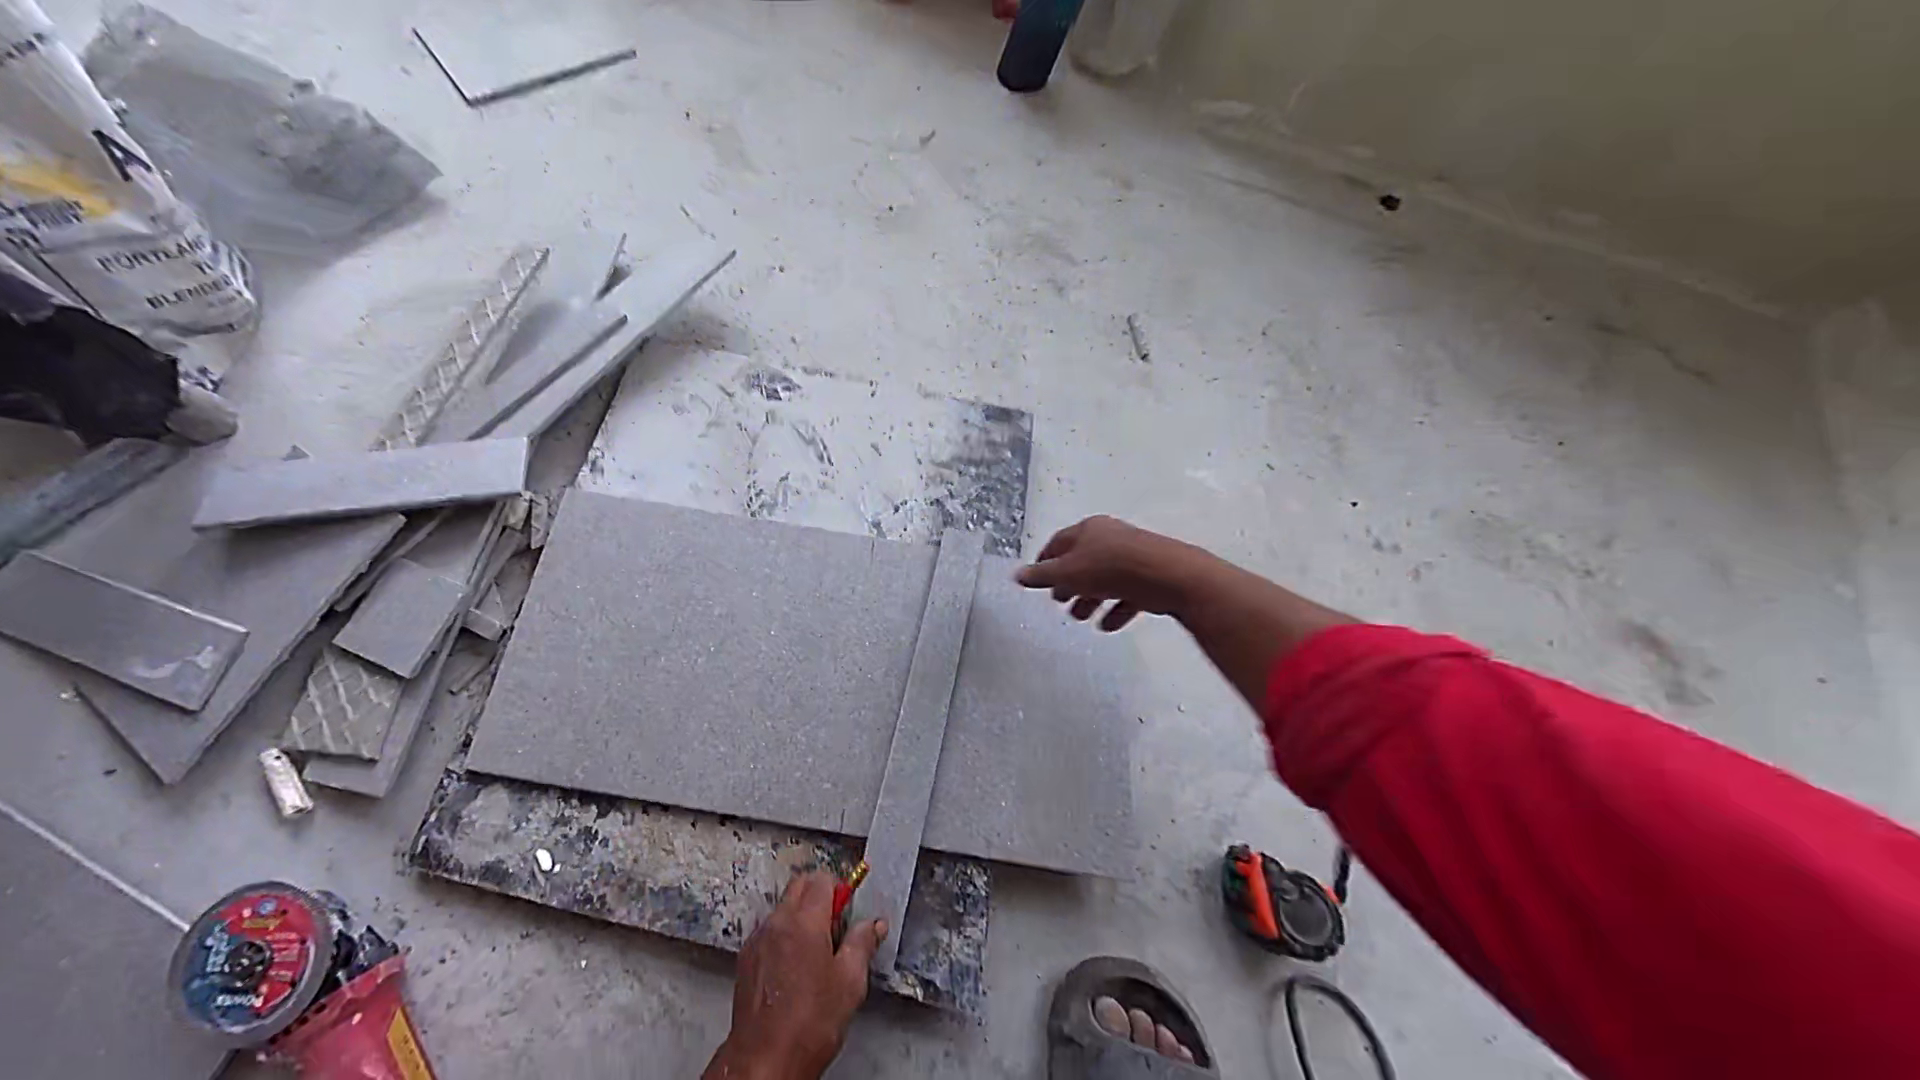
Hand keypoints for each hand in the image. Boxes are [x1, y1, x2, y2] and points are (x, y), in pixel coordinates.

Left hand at [703, 873, 887, 1079]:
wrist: (764, 1062)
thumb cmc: (808, 1024)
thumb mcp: (850, 982)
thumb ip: (863, 943)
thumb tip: (874, 925)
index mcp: (804, 922)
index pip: (822, 880)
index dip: (840, 890)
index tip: (849, 911)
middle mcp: (777, 923)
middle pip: (800, 885)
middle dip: (820, 895)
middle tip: (836, 927)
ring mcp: (758, 940)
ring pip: (784, 907)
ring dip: (801, 915)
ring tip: (817, 952)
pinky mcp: (747, 959)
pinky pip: (770, 930)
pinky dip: (784, 935)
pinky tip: (796, 968)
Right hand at [1016, 516, 1212, 630]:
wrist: (1170, 576)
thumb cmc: (1111, 568)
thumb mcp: (1069, 573)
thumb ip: (1042, 576)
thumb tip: (1017, 575)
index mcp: (1088, 530)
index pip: (1058, 544)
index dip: (1045, 561)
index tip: (1037, 580)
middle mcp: (1111, 538)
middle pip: (1082, 561)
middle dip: (1069, 583)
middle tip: (1059, 601)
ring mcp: (1133, 556)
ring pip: (1104, 578)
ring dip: (1090, 598)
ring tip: (1081, 617)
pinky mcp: (1150, 576)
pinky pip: (1126, 593)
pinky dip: (1115, 608)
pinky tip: (1107, 625)